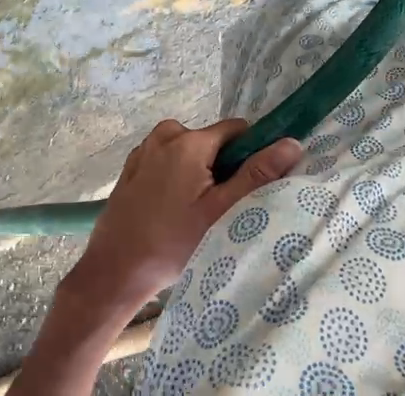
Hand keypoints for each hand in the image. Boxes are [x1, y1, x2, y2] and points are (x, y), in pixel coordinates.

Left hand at [65, 119, 302, 307]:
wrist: (113, 274)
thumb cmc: (171, 243)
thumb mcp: (222, 211)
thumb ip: (258, 174)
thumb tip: (292, 143)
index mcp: (189, 141)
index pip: (237, 130)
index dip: (248, 154)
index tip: (243, 186)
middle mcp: (165, 135)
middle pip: (211, 141)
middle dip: (220, 167)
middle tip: (215, 208)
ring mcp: (144, 150)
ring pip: (189, 152)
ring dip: (197, 173)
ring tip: (191, 214)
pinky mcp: (131, 168)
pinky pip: (166, 162)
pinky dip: (174, 178)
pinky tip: (169, 211)